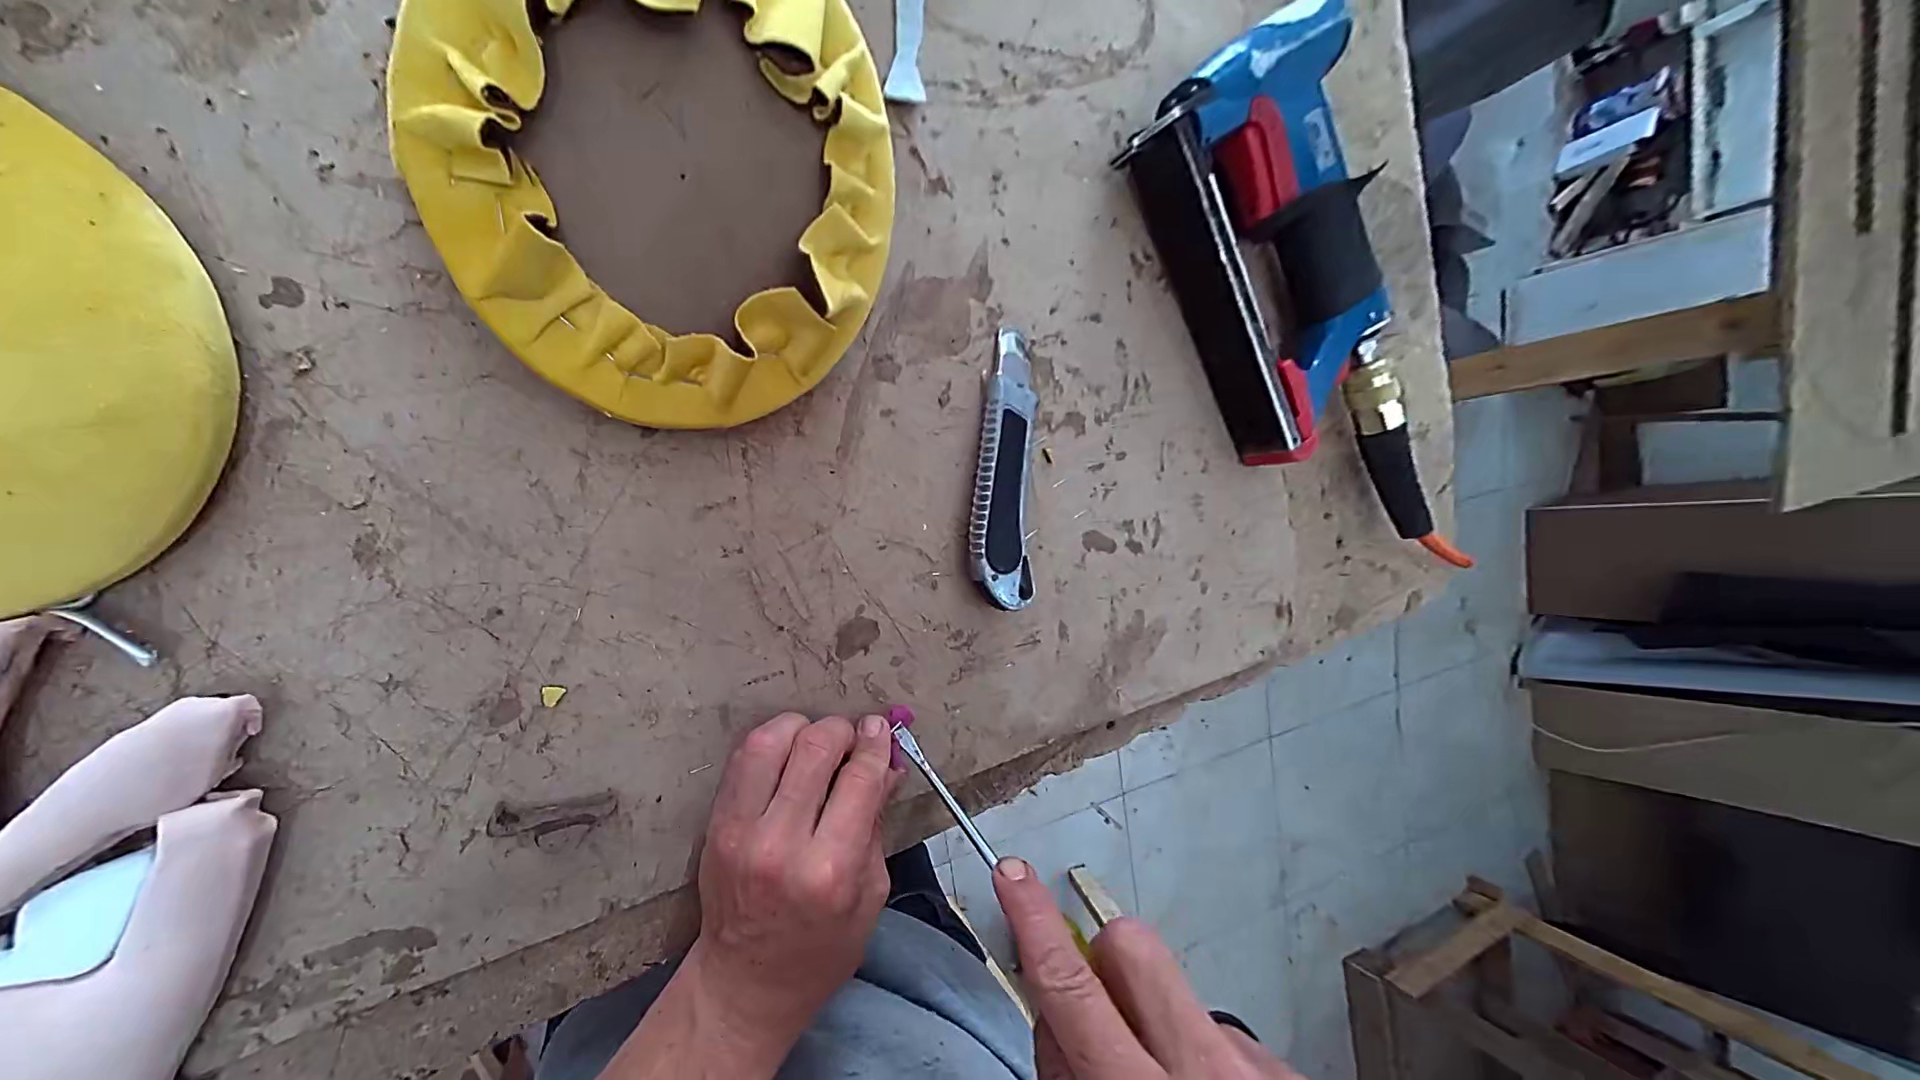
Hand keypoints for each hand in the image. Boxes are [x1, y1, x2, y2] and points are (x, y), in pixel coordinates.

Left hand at [601, 712, 899, 1079]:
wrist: (746, 985)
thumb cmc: (821, 948)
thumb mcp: (872, 891)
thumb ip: (877, 820)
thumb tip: (887, 762)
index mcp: (830, 870)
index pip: (859, 778)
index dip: (876, 744)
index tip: (882, 729)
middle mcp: (781, 845)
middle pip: (815, 747)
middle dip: (842, 730)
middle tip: (853, 738)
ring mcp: (740, 833)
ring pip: (770, 741)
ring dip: (802, 729)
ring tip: (817, 745)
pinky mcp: (716, 826)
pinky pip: (742, 759)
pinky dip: (770, 743)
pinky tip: (787, 755)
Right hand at [994, 858, 1308, 1079]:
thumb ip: (1069, 1073)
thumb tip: (1055, 1019)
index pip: (1073, 990)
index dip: (1033, 923)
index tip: (1013, 876)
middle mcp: (1205, 1070)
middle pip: (1128, 947)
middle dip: (1099, 960)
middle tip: (1097, 1011)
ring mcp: (1255, 1068)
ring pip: (1175, 990)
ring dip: (1152, 1020)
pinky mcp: (1287, 1073)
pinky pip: (1219, 1033)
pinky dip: (1197, 1057)